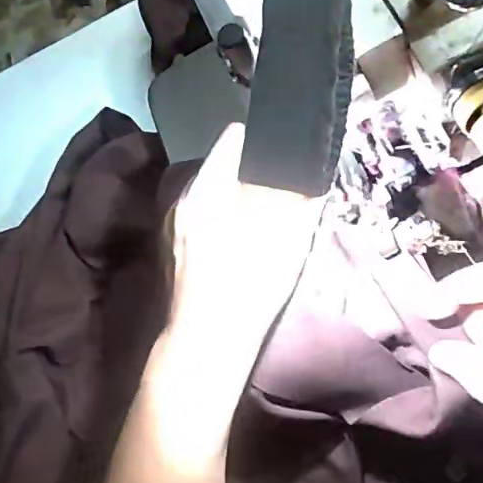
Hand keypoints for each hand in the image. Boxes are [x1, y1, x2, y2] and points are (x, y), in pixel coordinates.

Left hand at [150, 124, 322, 397]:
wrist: (205, 344)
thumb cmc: (247, 284)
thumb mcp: (287, 238)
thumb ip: (302, 200)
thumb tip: (314, 174)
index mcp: (207, 186)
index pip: (233, 139)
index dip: (261, 139)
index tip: (282, 148)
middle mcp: (182, 198)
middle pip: (220, 167)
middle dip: (249, 172)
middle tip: (279, 186)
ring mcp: (171, 226)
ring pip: (208, 195)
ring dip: (233, 197)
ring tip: (261, 216)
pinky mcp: (169, 252)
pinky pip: (199, 219)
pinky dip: (219, 221)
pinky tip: (238, 246)